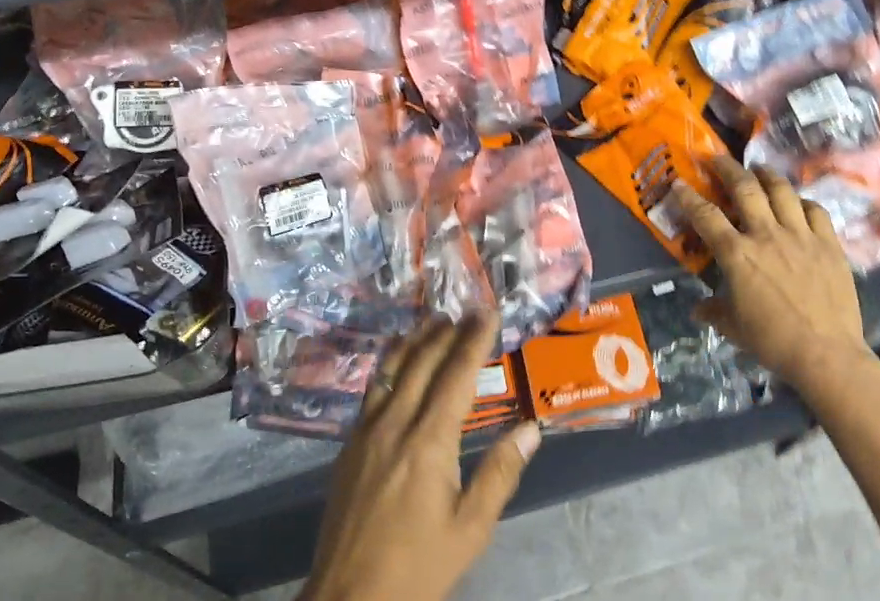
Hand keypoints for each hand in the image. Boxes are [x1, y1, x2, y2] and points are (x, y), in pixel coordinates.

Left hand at [301, 313, 541, 600]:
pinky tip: (397, 364)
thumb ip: (500, 473)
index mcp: (428, 443)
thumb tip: (530, 428)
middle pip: (422, 363)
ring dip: (415, 341)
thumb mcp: (471, 528)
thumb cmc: (419, 565)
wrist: (349, 597)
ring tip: (434, 322)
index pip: (456, 376)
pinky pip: (372, 390)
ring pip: (391, 370)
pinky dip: (390, 365)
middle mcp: (394, 425)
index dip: (474, 340)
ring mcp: (365, 432)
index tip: (488, 312)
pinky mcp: (348, 446)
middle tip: (467, 309)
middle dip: (446, 332)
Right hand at [672, 157, 873, 386]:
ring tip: (758, 169)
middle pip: (745, 188)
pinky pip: (816, 211)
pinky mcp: (829, 244)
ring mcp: (801, 236)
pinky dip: (803, 201)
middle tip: (717, 159)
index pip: (706, 216)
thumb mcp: (733, 327)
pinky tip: (798, 203)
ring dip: (766, 175)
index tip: (678, 183)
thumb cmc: (773, 341)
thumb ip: (713, 311)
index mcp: (737, 255)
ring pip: (782, 191)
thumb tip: (698, 309)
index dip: (688, 197)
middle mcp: (767, 235)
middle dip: (727, 168)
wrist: (826, 355)